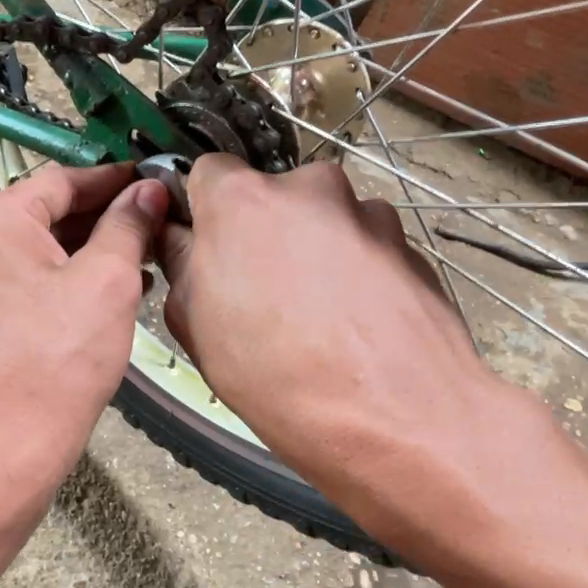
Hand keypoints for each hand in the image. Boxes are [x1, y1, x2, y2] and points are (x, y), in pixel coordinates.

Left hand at [0, 163, 168, 486]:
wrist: (15, 437)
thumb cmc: (59, 359)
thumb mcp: (107, 280)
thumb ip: (128, 224)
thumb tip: (147, 191)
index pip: (62, 179)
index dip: (113, 178)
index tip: (152, 179)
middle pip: (49, 210)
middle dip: (105, 215)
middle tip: (156, 217)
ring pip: (42, 245)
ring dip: (92, 246)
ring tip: (145, 253)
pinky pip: (31, 275)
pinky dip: (70, 275)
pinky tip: (113, 286)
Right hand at [154, 156, 518, 531]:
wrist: (397, 418)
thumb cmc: (276, 375)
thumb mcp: (192, 322)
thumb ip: (181, 262)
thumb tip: (178, 237)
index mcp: (242, 200)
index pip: (208, 170)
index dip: (201, 209)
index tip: (202, 247)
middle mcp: (308, 187)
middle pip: (269, 196)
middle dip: (259, 233)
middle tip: (254, 293)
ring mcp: (367, 213)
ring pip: (319, 220)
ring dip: (309, 251)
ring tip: (310, 317)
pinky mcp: (409, 244)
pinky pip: (362, 245)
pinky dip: (351, 271)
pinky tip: (350, 324)